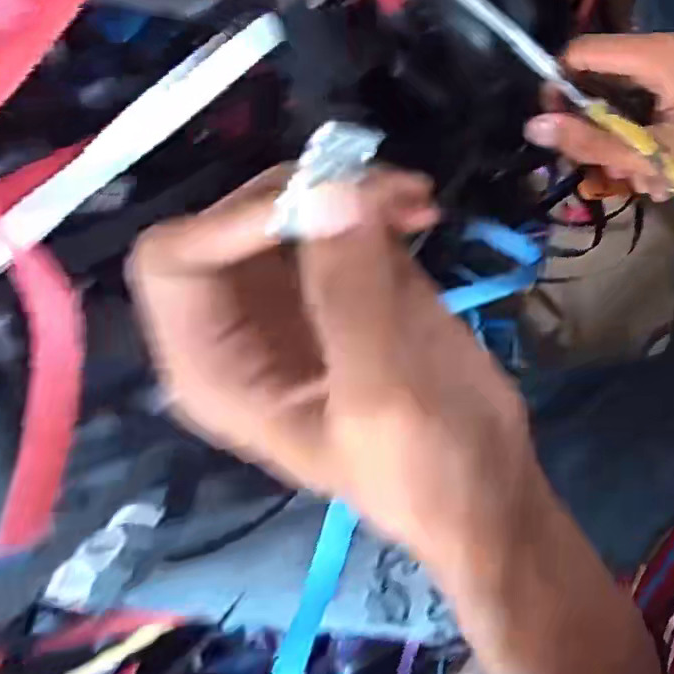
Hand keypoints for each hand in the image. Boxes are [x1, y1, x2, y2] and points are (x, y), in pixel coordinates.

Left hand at [126, 166, 540, 569]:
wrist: (491, 484)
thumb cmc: (424, 465)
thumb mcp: (382, 394)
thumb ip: (352, 294)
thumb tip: (335, 190)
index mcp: (217, 364)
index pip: (182, 259)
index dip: (242, 221)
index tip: (335, 205)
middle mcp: (250, 322)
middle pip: (241, 221)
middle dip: (309, 193)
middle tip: (389, 191)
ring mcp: (313, 299)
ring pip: (303, 210)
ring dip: (354, 189)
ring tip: (419, 198)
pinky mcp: (368, 285)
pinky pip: (356, 222)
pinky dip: (385, 202)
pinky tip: (426, 211)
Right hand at [524, 32, 673, 219]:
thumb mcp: (652, 158)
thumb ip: (592, 141)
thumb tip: (533, 126)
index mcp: (663, 54)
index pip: (584, 52)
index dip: (560, 86)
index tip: (555, 129)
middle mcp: (668, 47)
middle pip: (600, 73)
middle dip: (595, 124)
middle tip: (600, 166)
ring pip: (620, 93)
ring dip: (619, 138)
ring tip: (635, 178)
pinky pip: (642, 100)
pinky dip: (639, 135)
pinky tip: (653, 173)